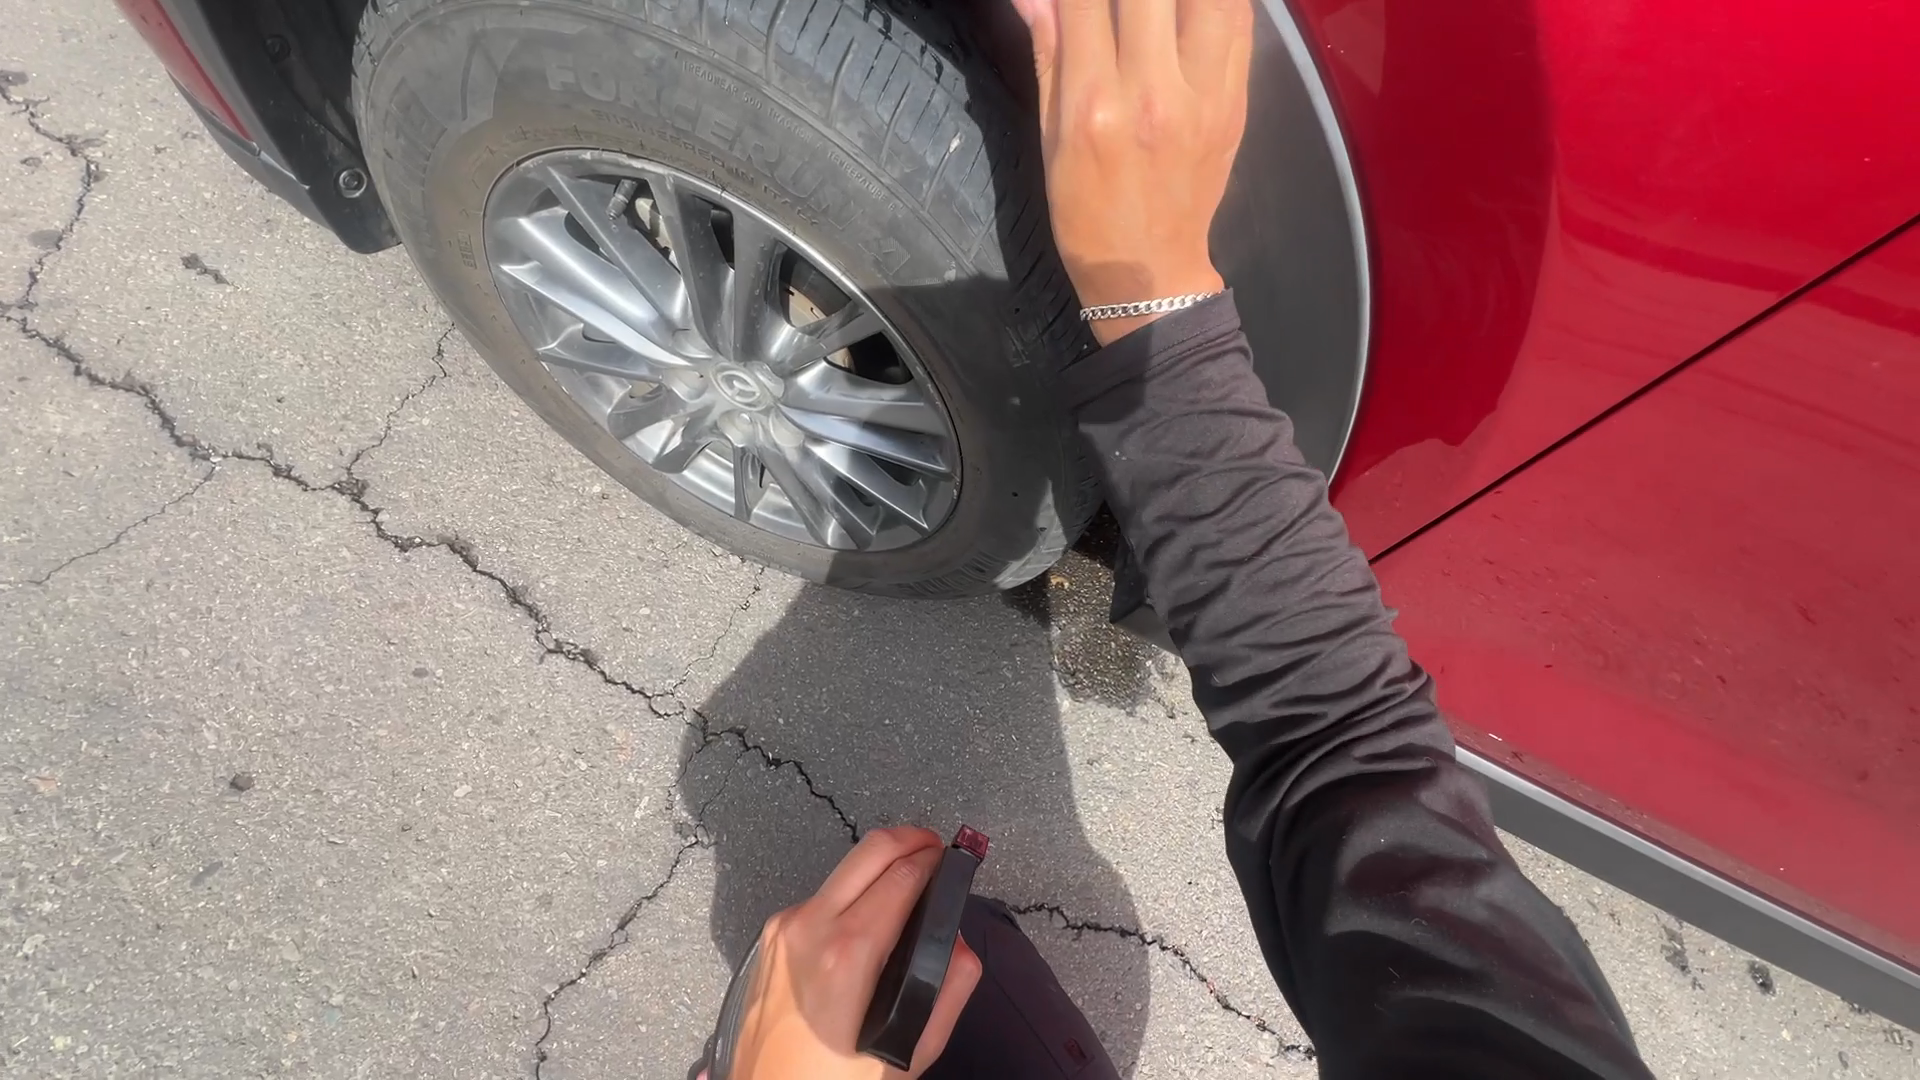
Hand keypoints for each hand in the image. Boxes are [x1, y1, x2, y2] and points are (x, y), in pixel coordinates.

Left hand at [729, 827, 982, 1079]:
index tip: (952, 859)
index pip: (903, 875)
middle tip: (936, 849)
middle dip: (911, 838)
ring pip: (846, 866)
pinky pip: (824, 894)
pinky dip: (854, 890)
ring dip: (882, 860)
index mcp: (847, 953)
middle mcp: (811, 926)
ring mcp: (786, 924)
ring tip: (910, 875)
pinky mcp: (773, 931)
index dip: (934, 859)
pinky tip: (869, 911)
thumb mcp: (912, 1050)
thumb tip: (957, 937)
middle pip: (872, 848)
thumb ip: (950, 988)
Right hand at [1012, 0, 1253, 343]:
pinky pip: (1239, 15)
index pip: (1086, 0)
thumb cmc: (1087, 220)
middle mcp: (1152, 90)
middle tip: (1117, 8)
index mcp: (1095, 106)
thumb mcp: (1052, 148)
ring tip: (1157, 12)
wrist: (1148, 274)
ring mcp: (1203, 94)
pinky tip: (1190, 12)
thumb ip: (1048, 60)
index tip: (1075, 0)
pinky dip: (1214, 2)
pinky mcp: (1236, 100)